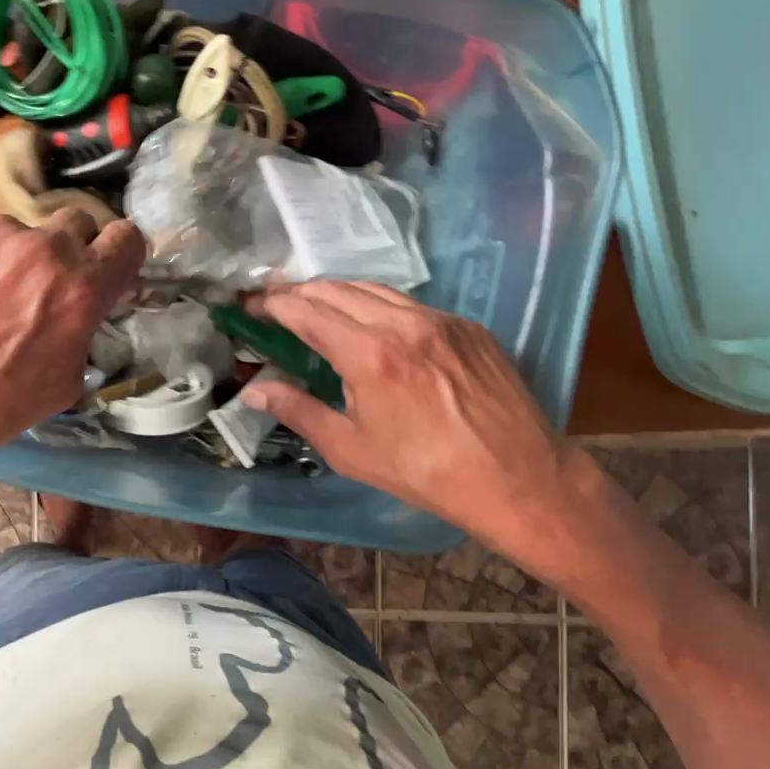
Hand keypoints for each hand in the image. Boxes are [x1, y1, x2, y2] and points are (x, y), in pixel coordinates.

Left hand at [0, 209, 143, 479]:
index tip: (106, 270)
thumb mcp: (58, 389)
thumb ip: (80, 336)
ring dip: (14, 258)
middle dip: (68, 253)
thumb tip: (75, 318)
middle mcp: (42, 248)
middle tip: (42, 290)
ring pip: (21, 233)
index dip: (120, 255)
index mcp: (80, 289)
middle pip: (76, 223)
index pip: (127, 240)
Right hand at [242, 282, 588, 567]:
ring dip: (337, 294)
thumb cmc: (425, 472)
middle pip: (336, 289)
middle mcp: (403, 324)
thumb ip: (299, 410)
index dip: (271, 304)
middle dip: (299, 293)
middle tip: (275, 305)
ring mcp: (441, 321)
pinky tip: (372, 327)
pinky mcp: (468, 328)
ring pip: (374, 289)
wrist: (519, 479)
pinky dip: (377, 306)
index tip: (250, 306)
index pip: (306, 311)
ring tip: (316, 309)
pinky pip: (410, 304)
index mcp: (369, 355)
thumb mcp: (350, 449)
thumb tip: (254, 391)